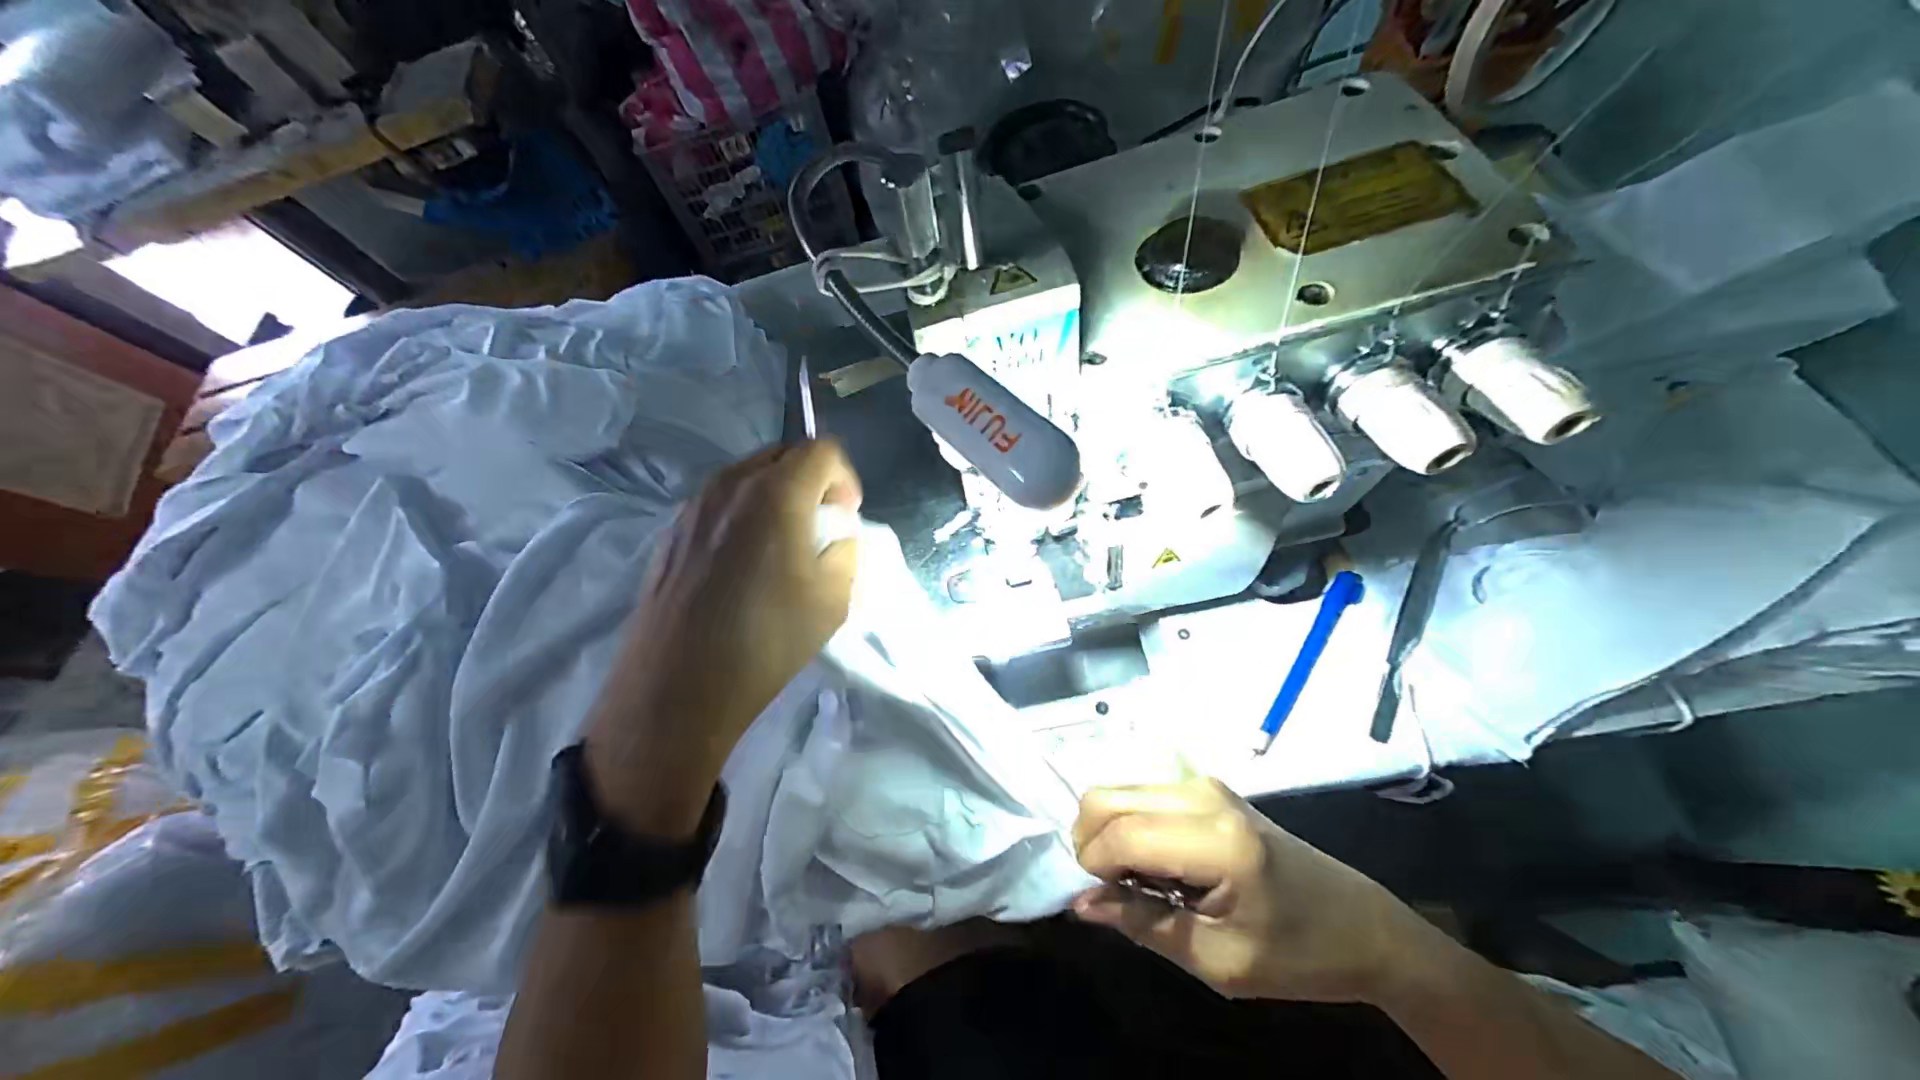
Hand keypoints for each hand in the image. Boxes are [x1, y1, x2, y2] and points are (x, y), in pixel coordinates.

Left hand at [585, 440, 861, 834]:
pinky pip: (719, 504)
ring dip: (775, 497)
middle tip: (819, 527)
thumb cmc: (766, 641)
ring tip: (781, 546)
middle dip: (811, 481)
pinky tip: (742, 565)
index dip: (845, 478)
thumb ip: (845, 551)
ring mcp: (693, 506)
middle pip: (782, 454)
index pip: (822, 450)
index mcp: (776, 493)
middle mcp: (730, 485)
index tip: (845, 516)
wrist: (677, 687)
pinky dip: (743, 515)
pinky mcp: (670, 532)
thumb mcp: (833, 599)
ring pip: (747, 477)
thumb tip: (834, 536)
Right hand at [1072, 776, 1440, 1002]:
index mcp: (1216, 841)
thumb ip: (1145, 925)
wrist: (1363, 925)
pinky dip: (1127, 824)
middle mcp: (1203, 795)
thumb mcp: (1219, 961)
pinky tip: (1155, 864)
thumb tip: (1081, 903)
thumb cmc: (1298, 954)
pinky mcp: (1205, 786)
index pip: (1121, 836)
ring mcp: (1204, 784)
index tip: (1102, 904)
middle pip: (1107, 798)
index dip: (1093, 869)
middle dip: (1089, 843)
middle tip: (1112, 891)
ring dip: (1108, 834)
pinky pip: (1140, 793)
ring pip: (1117, 790)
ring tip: (1138, 882)